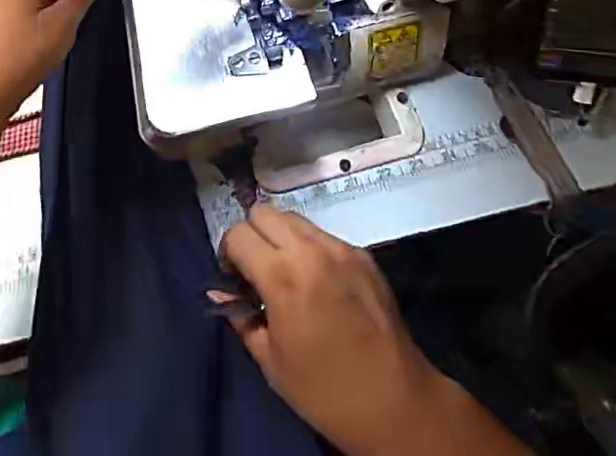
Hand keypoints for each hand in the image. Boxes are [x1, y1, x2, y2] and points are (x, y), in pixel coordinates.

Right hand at [219, 206, 455, 455]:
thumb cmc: (324, 391)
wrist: (395, 402)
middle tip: (256, 270)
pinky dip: (310, 248)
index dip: (228, 254)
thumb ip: (241, 317)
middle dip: (252, 236)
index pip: (238, 234)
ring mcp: (340, 247)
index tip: (234, 279)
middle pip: (263, 212)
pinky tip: (318, 282)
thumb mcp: (271, 361)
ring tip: (287, 273)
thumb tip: (220, 292)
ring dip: (280, 237)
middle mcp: (310, 249)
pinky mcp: (362, 253)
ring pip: (294, 218)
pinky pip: (323, 234)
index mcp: (281, 275)